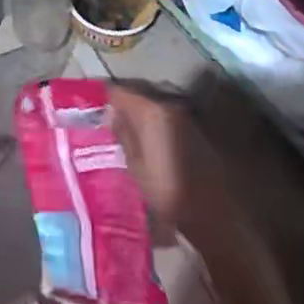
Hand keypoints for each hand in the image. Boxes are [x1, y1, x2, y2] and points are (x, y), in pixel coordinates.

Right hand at [107, 85, 235, 239]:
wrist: (212, 212)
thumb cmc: (168, 192)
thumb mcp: (136, 167)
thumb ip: (123, 134)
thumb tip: (111, 112)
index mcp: (152, 112)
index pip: (120, 91)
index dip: (104, 98)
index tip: (92, 110)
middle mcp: (169, 105)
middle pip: (137, 95)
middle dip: (120, 105)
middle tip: (103, 122)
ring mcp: (183, 115)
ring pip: (151, 105)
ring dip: (136, 115)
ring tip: (121, 132)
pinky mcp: (192, 127)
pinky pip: (163, 117)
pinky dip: (151, 123)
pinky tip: (144, 141)